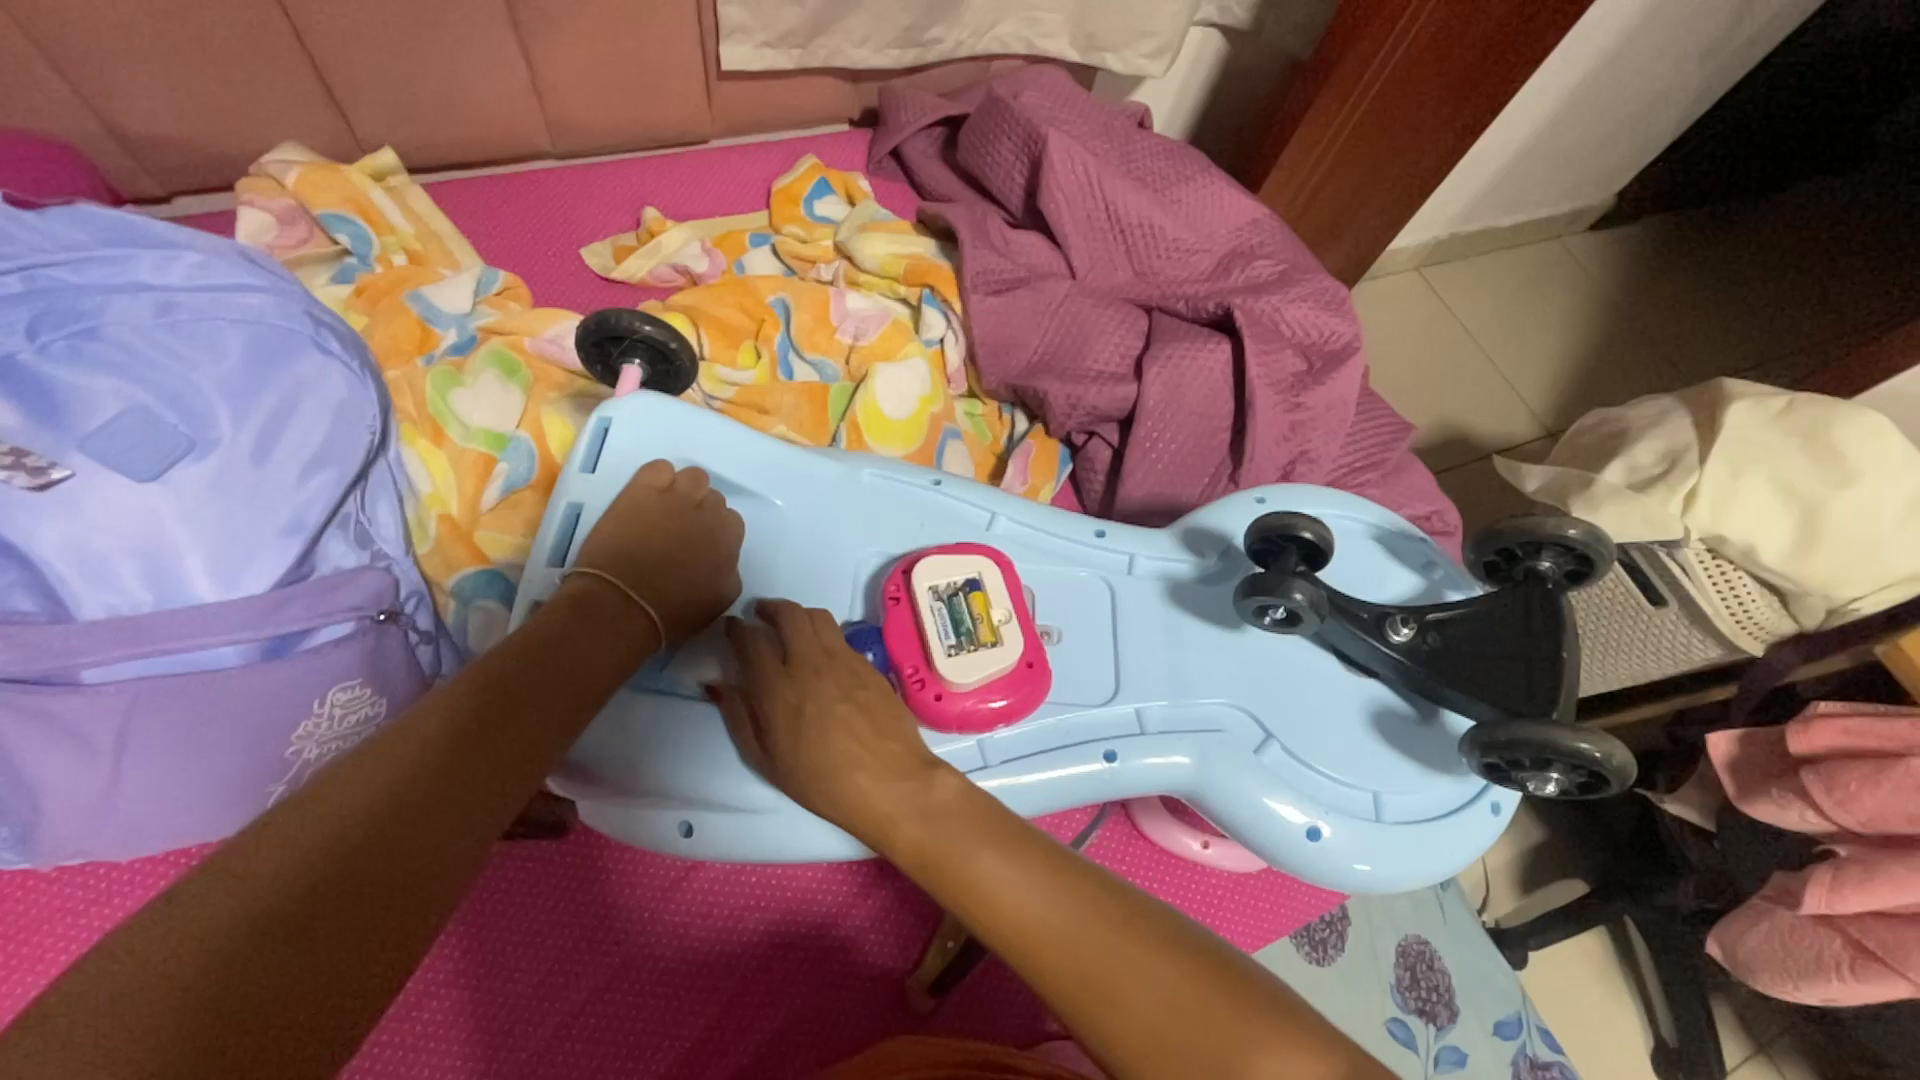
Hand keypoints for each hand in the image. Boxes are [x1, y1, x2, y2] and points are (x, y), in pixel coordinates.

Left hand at [569, 459, 744, 644]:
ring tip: (665, 510)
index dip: (714, 533)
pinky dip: (658, 478)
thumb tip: (724, 558)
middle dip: (700, 512)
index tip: (698, 547)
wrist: (621, 606)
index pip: (732, 521)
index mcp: (729, 538)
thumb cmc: (672, 613)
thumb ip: (730, 570)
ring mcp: (676, 496)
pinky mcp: (642, 489)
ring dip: (684, 491)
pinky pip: (660, 467)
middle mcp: (709, 511)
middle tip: (679, 532)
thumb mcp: (720, 599)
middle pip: (713, 497)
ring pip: (693, 477)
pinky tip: (648, 496)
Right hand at [715, 600, 954, 842]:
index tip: (732, 628)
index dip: (736, 629)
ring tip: (792, 626)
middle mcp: (809, 662)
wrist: (891, 781)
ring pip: (818, 616)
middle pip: (787, 613)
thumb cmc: (822, 783)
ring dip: (798, 614)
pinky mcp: (869, 664)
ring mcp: (844, 659)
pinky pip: (841, 637)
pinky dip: (825, 635)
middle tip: (760, 614)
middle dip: (769, 608)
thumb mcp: (767, 762)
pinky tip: (823, 654)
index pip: (749, 639)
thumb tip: (722, 685)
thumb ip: (741, 718)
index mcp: (777, 687)